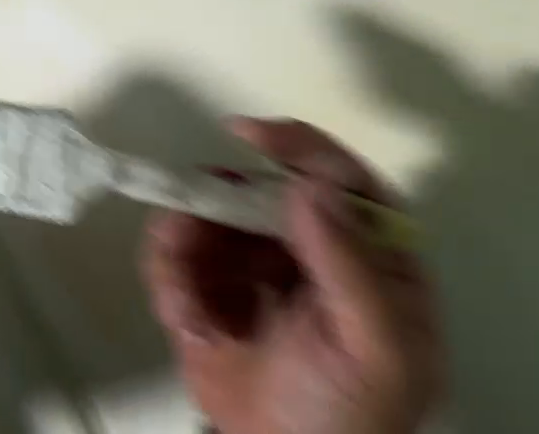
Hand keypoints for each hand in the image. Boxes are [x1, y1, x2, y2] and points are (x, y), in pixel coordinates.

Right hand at [142, 119, 444, 433]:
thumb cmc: (343, 412)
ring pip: (203, 214)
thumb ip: (349, 268)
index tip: (248, 133)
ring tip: (188, 298)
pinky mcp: (201, 280)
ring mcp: (250, 264)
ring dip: (185, 244)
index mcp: (368, 262)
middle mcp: (308, 251)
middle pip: (257, 189)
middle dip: (218, 201)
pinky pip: (171, 250)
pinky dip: (167, 276)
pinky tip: (185, 318)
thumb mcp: (371, 349)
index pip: (344, 182)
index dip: (301, 146)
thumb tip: (309, 184)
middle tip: (193, 218)